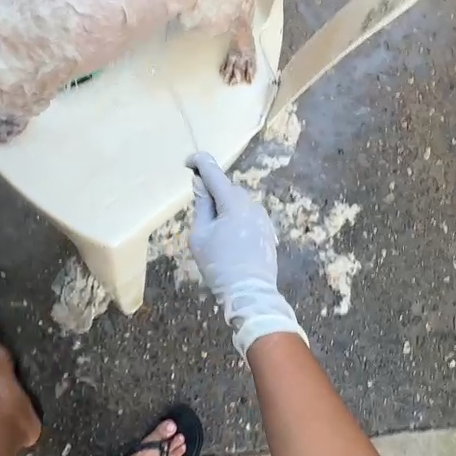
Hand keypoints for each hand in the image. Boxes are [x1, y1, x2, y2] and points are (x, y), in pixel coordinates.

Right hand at [187, 152, 307, 358]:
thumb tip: (200, 183)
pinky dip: (235, 221)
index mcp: (233, 202)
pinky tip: (229, 243)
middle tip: (198, 212)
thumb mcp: (200, 235)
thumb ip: (201, 205)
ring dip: (224, 209)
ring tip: (214, 236)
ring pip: (238, 204)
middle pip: (227, 189)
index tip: (188, 162)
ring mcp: (263, 218)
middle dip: (212, 193)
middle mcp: (252, 204)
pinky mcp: (267, 231)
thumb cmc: (219, 265)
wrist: (251, 293)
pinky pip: (247, 218)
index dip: (199, 163)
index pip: (214, 173)